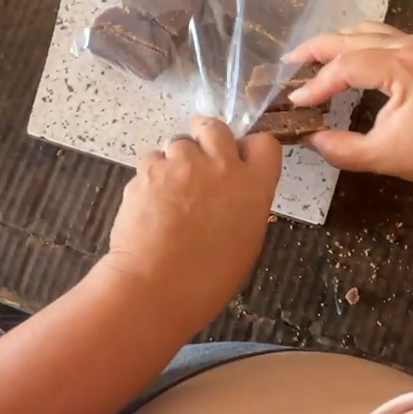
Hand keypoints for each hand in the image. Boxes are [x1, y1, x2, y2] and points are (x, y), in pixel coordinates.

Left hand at [102, 117, 282, 328]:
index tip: (237, 158)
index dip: (248, 148)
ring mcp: (184, 163)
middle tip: (197, 161)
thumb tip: (231, 192)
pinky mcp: (150, 168)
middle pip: (216, 128)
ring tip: (168, 191)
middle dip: (206, 138)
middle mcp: (222, 165)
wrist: (157, 286)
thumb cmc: (208, 278)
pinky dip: (151, 174)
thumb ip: (244, 203)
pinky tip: (149, 201)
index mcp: (254, 186)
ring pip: (179, 142)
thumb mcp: (245, 239)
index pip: (264, 143)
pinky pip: (152, 159)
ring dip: (175, 160)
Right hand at [284, 23, 412, 193]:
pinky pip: (382, 36)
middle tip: (286, 65)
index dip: (316, 83)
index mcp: (404, 67)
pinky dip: (355, 44)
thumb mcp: (382, 156)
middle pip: (351, 38)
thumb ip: (339, 148)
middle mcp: (412, 45)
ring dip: (335, 43)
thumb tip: (306, 138)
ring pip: (366, 31)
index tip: (293, 101)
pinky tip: (340, 58)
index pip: (345, 66)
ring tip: (307, 59)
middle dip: (316, 50)